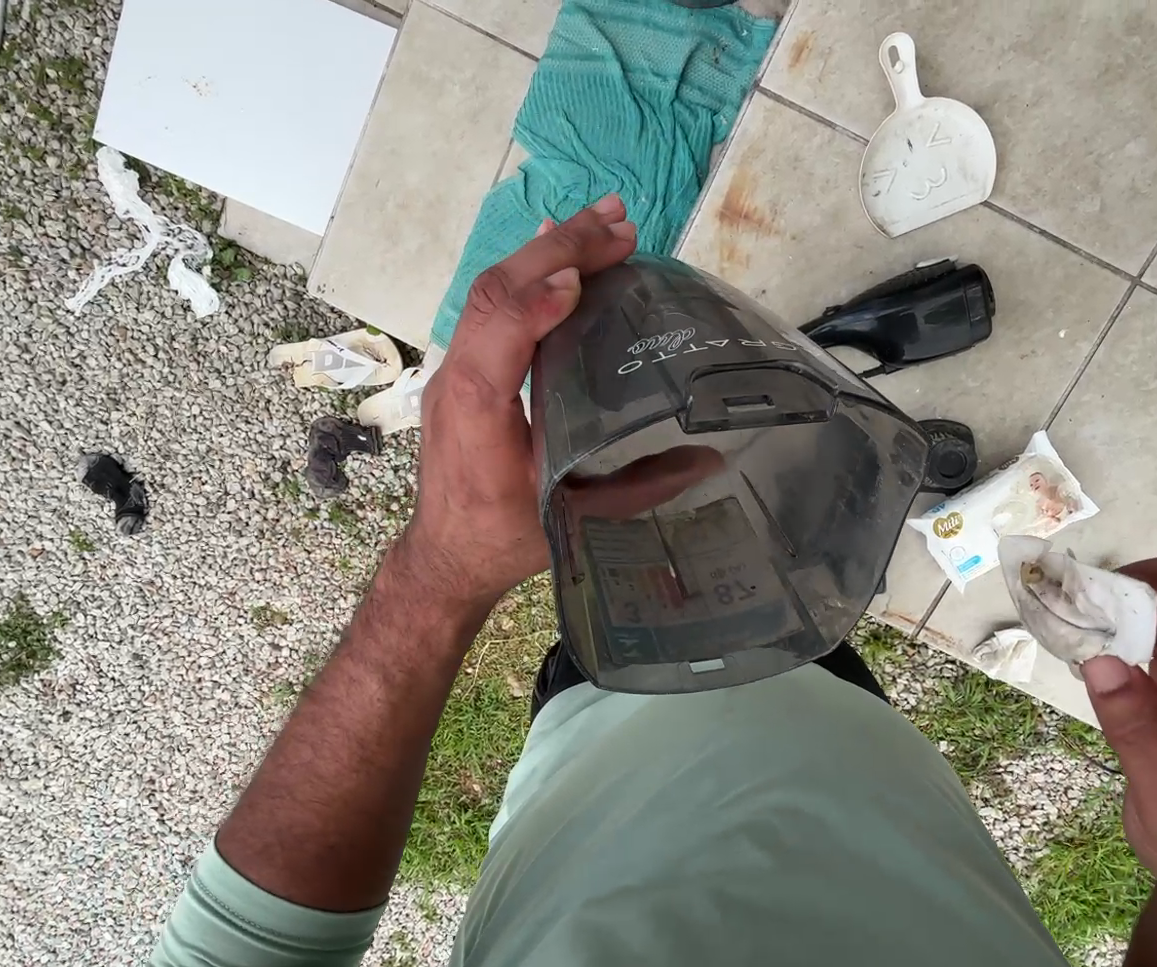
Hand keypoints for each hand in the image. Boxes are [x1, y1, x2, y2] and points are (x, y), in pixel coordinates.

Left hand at [401, 196, 638, 604]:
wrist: (447, 554)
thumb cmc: (505, 539)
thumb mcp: (575, 519)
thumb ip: (640, 488)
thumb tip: (709, 458)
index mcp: (475, 411)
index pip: (499, 331)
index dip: (539, 297)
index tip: (586, 273)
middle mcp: (457, 379)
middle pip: (496, 291)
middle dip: (559, 250)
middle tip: (620, 225)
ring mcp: (455, 370)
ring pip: (491, 290)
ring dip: (546, 250)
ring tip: (604, 221)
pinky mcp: (464, 370)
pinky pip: (491, 307)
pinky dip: (529, 273)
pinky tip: (561, 252)